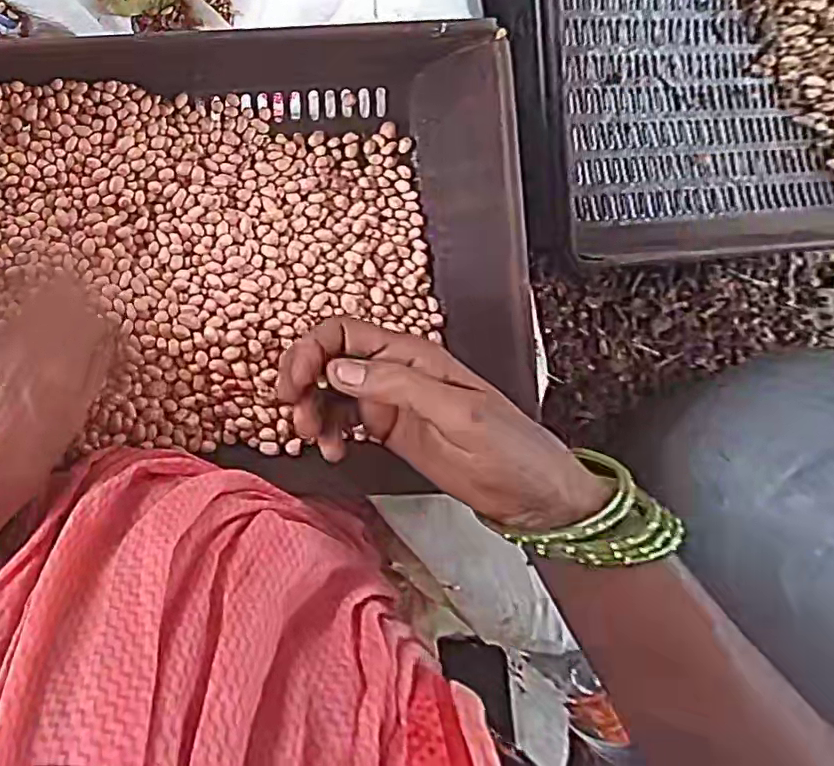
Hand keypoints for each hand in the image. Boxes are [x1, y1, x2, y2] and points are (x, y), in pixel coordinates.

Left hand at [0, 282, 113, 554]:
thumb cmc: (31, 455)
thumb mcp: (74, 415)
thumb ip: (92, 370)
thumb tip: (105, 342)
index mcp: (64, 360)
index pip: (91, 320)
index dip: (100, 324)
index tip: (104, 332)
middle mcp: (34, 341)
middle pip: (62, 303)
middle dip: (76, 309)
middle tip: (82, 326)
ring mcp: (5, 340)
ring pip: (36, 308)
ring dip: (51, 313)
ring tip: (56, 333)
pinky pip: (14, 324)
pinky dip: (27, 328)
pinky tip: (28, 350)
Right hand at [274, 318, 610, 530]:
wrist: (539, 500)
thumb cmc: (513, 451)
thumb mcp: (460, 414)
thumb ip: (398, 385)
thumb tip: (338, 370)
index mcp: (409, 355)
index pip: (342, 333)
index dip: (311, 350)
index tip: (298, 381)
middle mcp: (391, 371)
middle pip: (325, 358)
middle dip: (302, 380)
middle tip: (294, 410)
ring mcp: (385, 399)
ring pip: (326, 389)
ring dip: (310, 410)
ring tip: (313, 437)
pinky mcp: (383, 427)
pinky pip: (338, 418)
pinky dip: (325, 431)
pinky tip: (333, 448)